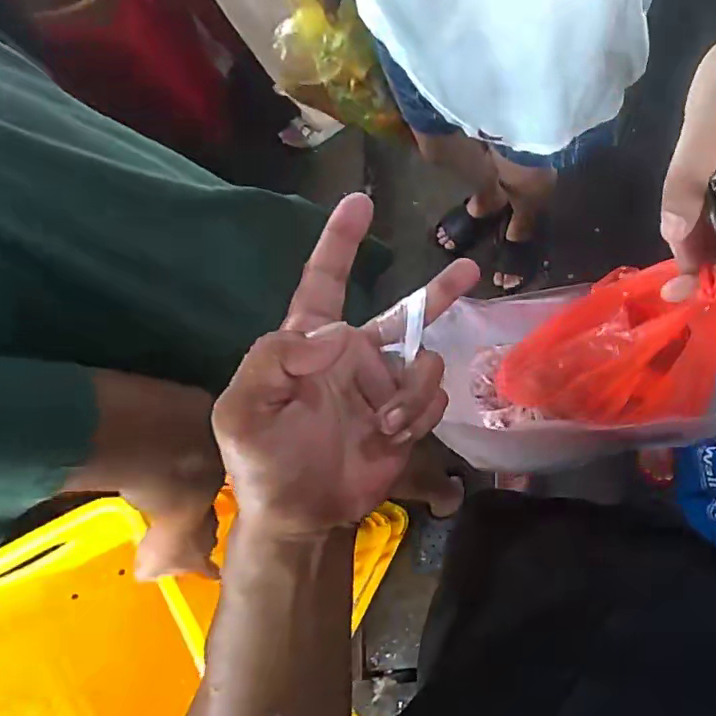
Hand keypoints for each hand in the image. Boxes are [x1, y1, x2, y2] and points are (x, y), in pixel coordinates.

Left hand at [128, 478, 220, 580]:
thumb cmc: (165, 544)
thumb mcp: (147, 569)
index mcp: (200, 563)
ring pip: (203, 533)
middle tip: (177, 549)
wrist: (179, 508)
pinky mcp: (207, 508)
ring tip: (175, 530)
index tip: (213, 576)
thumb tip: (149, 575)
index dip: (211, 575)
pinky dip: (189, 518)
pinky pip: (198, 517)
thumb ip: (150, 575)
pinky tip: (175, 515)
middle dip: (194, 551)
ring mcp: (211, 525)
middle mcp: (211, 545)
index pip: (211, 573)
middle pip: (205, 551)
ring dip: (191, 533)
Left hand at [213, 194, 476, 538]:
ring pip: (427, 361)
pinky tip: (392, 436)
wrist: (306, 512)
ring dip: (411, 393)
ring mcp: (387, 385)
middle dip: (438, 292)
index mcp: (310, 344)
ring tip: (385, 424)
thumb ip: (275, 361)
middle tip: (470, 270)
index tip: (361, 202)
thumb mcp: (245, 411)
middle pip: (405, 313)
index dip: (340, 242)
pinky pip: (435, 397)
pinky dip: (418, 415)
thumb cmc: (264, 460)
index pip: (324, 282)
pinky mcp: (411, 413)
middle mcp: (356, 356)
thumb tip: (341, 333)